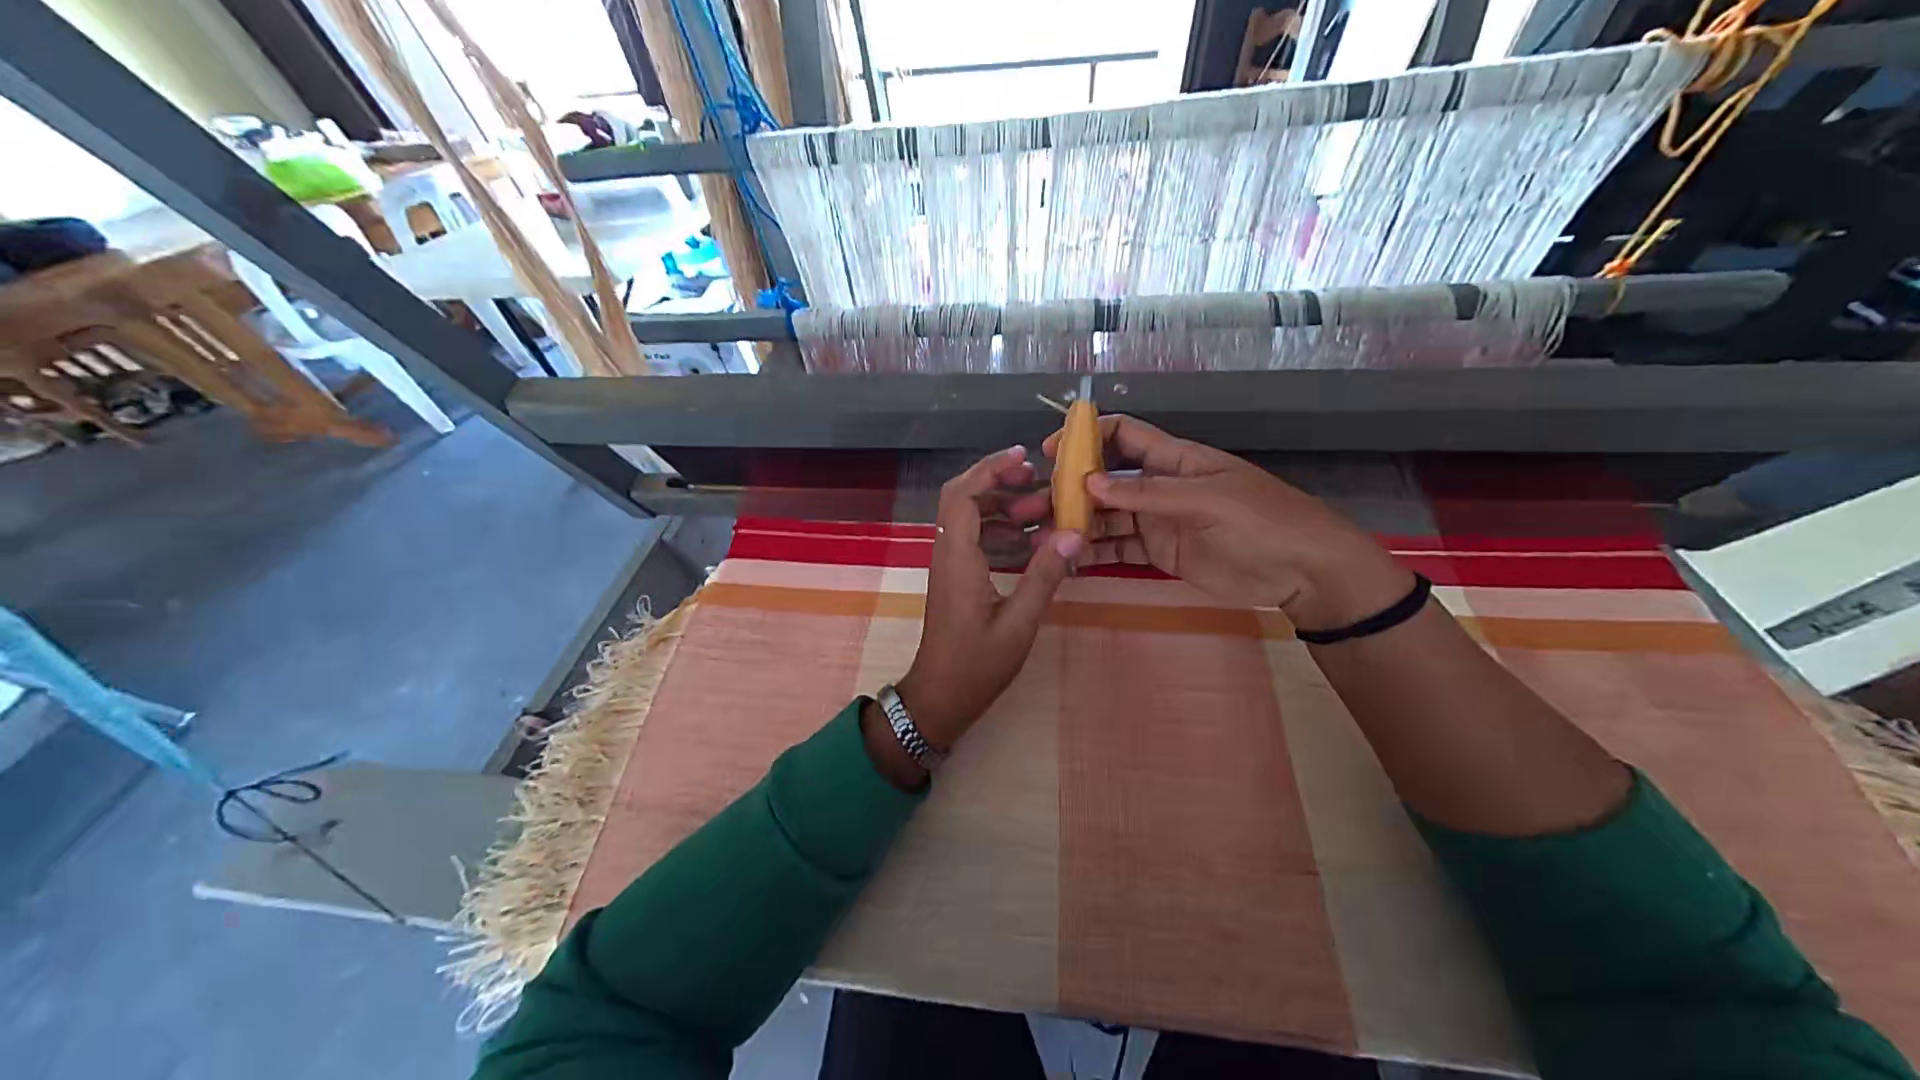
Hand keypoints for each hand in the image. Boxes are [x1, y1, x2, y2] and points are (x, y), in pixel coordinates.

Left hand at [892, 446, 1082, 748]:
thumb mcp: (1019, 623)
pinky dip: (999, 532)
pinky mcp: (955, 580)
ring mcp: (949, 567)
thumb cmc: (976, 664)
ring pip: (969, 519)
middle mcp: (947, 554)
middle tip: (1035, 480)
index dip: (989, 469)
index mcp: (957, 557)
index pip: (964, 494)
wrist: (940, 697)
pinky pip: (974, 541)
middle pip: (962, 499)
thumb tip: (1073, 533)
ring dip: (1001, 508)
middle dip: (996, 481)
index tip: (1022, 457)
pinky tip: (1030, 543)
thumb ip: (1044, 575)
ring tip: (1042, 511)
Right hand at [1039, 416, 1410, 631]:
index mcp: (1173, 459)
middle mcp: (1158, 485)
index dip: (1086, 437)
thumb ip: (1148, 492)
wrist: (1302, 571)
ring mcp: (1157, 521)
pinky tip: (1069, 560)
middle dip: (1070, 488)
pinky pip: (1119, 549)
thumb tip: (1090, 483)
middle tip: (1035, 505)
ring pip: (1107, 517)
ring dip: (1077, 523)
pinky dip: (1095, 553)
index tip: (1052, 451)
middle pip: (1105, 479)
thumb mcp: (1206, 499)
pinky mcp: (1159, 553)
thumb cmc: (1260, 520)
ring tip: (1043, 536)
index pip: (1122, 435)